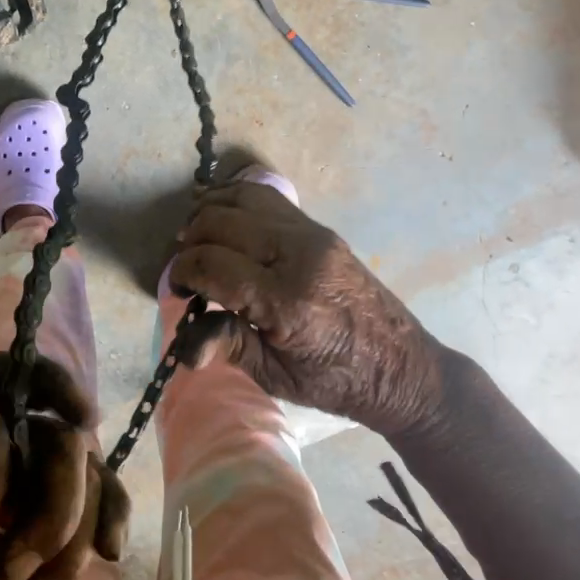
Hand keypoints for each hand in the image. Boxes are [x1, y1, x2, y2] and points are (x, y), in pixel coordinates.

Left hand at [0, 354, 128, 579]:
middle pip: (55, 434)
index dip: (44, 382)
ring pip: (86, 475)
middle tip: (18, 567)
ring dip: (69, 538)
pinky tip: (105, 556)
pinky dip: (106, 530)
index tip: (82, 419)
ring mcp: (28, 494)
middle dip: (56, 504)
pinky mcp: (57, 531)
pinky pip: (103, 506)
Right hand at [170, 180, 444, 435]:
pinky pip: (263, 197)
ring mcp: (311, 235)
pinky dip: (233, 201)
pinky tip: (220, 218)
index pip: (211, 265)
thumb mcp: (275, 376)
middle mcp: (298, 256)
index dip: (182, 272)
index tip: (178, 289)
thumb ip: (227, 346)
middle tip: (186, 270)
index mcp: (286, 303)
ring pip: (240, 198)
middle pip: (220, 223)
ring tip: (196, 239)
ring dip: (208, 214)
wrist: (402, 367)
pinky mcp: (318, 229)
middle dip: (190, 243)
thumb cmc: (336, 381)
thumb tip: (184, 344)